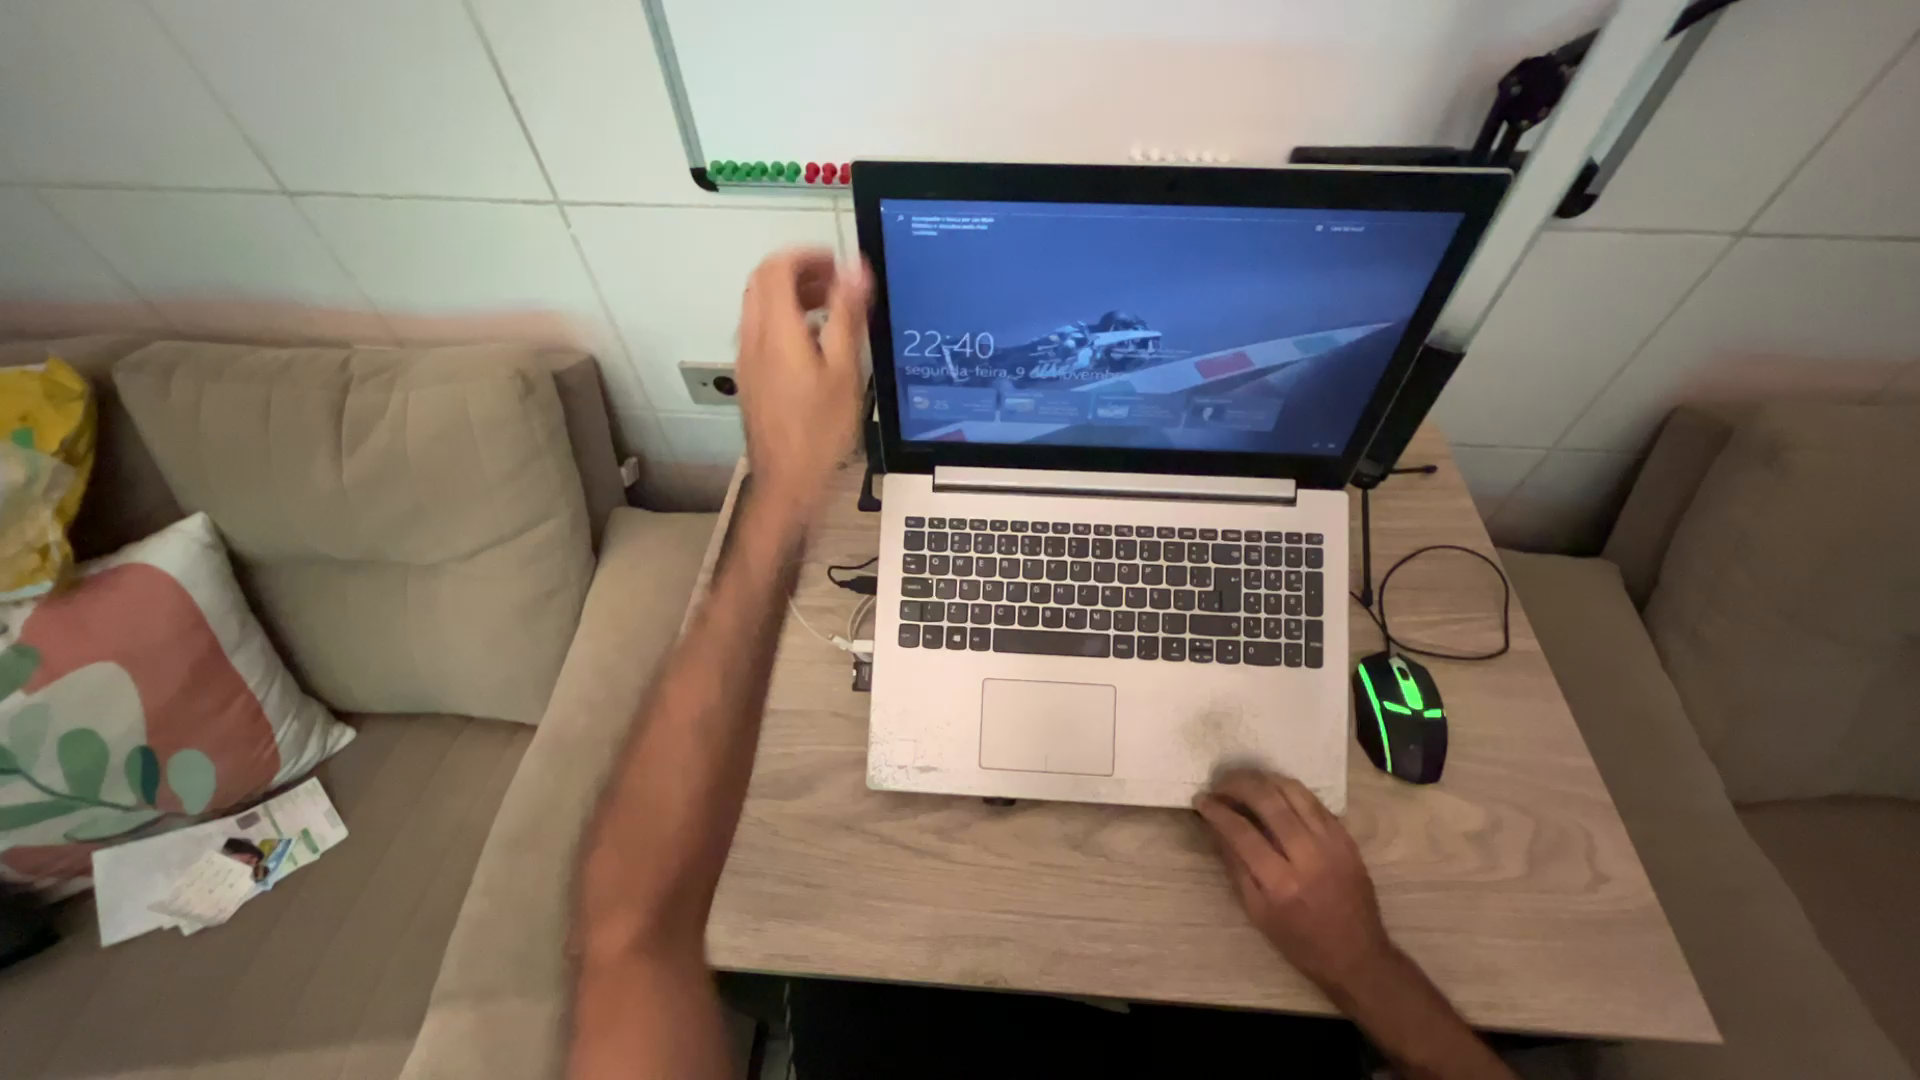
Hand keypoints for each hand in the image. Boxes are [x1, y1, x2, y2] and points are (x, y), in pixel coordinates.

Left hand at [735, 249, 869, 521]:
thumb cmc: (820, 432)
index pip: (776, 268)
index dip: (807, 255)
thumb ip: (847, 314)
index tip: (836, 264)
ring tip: (831, 311)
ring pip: (761, 308)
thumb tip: (856, 269)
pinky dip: (786, 321)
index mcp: (776, 331)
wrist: (788, 479)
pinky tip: (816, 345)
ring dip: (792, 297)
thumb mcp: (844, 369)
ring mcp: (748, 360)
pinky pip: (762, 333)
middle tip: (836, 283)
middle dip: (800, 273)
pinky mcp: (752, 378)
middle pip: (764, 283)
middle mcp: (753, 339)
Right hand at [1195, 769, 1394, 992]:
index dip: (1216, 810)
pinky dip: (1288, 790)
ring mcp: (1331, 843)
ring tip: (1243, 781)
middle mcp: (1307, 856)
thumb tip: (1215, 826)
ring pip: (1292, 791)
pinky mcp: (1346, 838)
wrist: (1358, 956)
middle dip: (1237, 785)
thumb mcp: (1256, 912)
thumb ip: (1235, 865)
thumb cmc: (1300, 941)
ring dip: (1262, 779)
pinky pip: (1313, 800)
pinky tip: (1273, 791)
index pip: (1240, 831)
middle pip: (1267, 801)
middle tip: (1219, 784)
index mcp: (1280, 882)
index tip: (1201, 800)